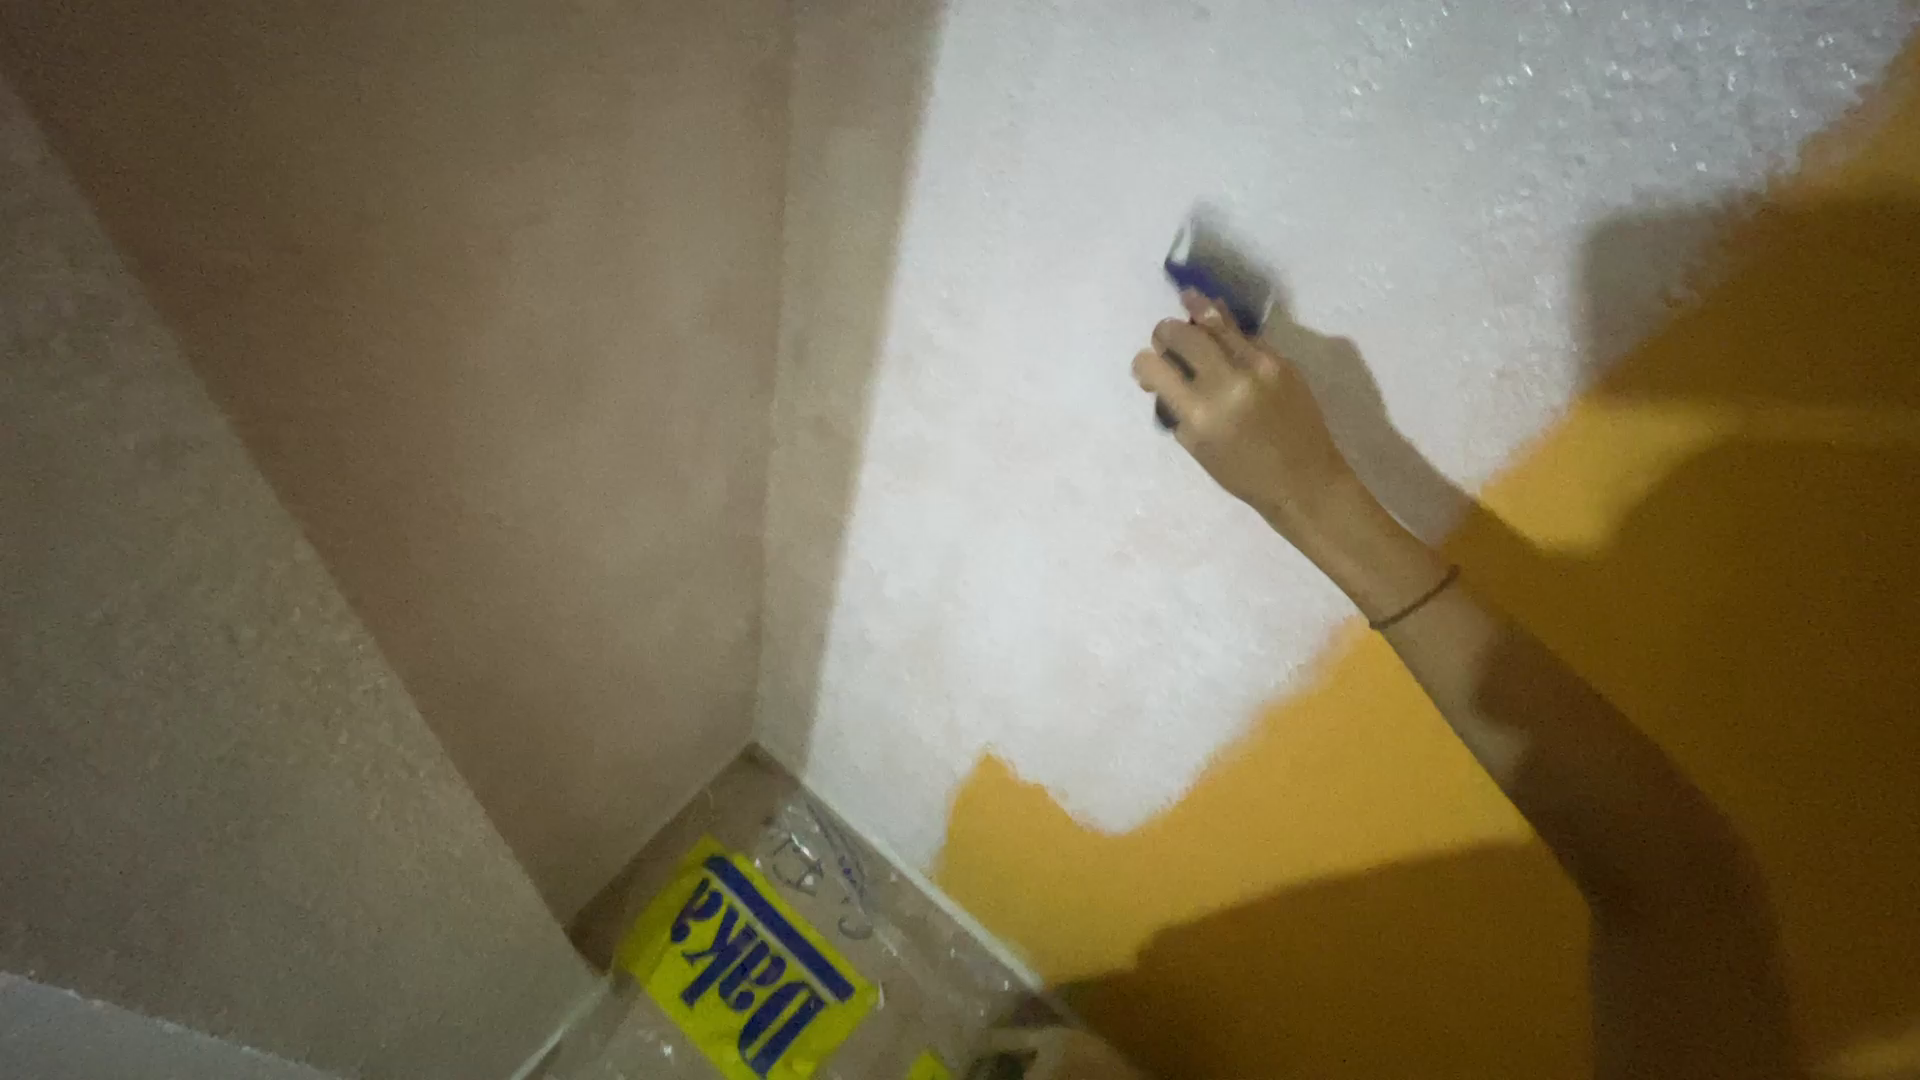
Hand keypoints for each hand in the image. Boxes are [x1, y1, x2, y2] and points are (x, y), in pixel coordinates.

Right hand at [1133, 291, 1362, 534]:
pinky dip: (1226, 329)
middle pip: (1181, 333)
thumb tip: (1168, 377)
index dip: (1144, 365)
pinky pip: (1244, 335)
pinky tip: (1218, 321)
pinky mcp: (1280, 360)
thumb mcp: (1196, 447)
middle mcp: (1225, 381)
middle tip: (1165, 341)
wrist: (1304, 479)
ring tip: (1186, 300)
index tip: (1148, 371)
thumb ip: (1178, 408)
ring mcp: (1257, 366)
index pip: (1153, 367)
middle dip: (1165, 333)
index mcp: (1198, 413)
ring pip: (1215, 321)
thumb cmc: (1242, 474)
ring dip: (1196, 312)